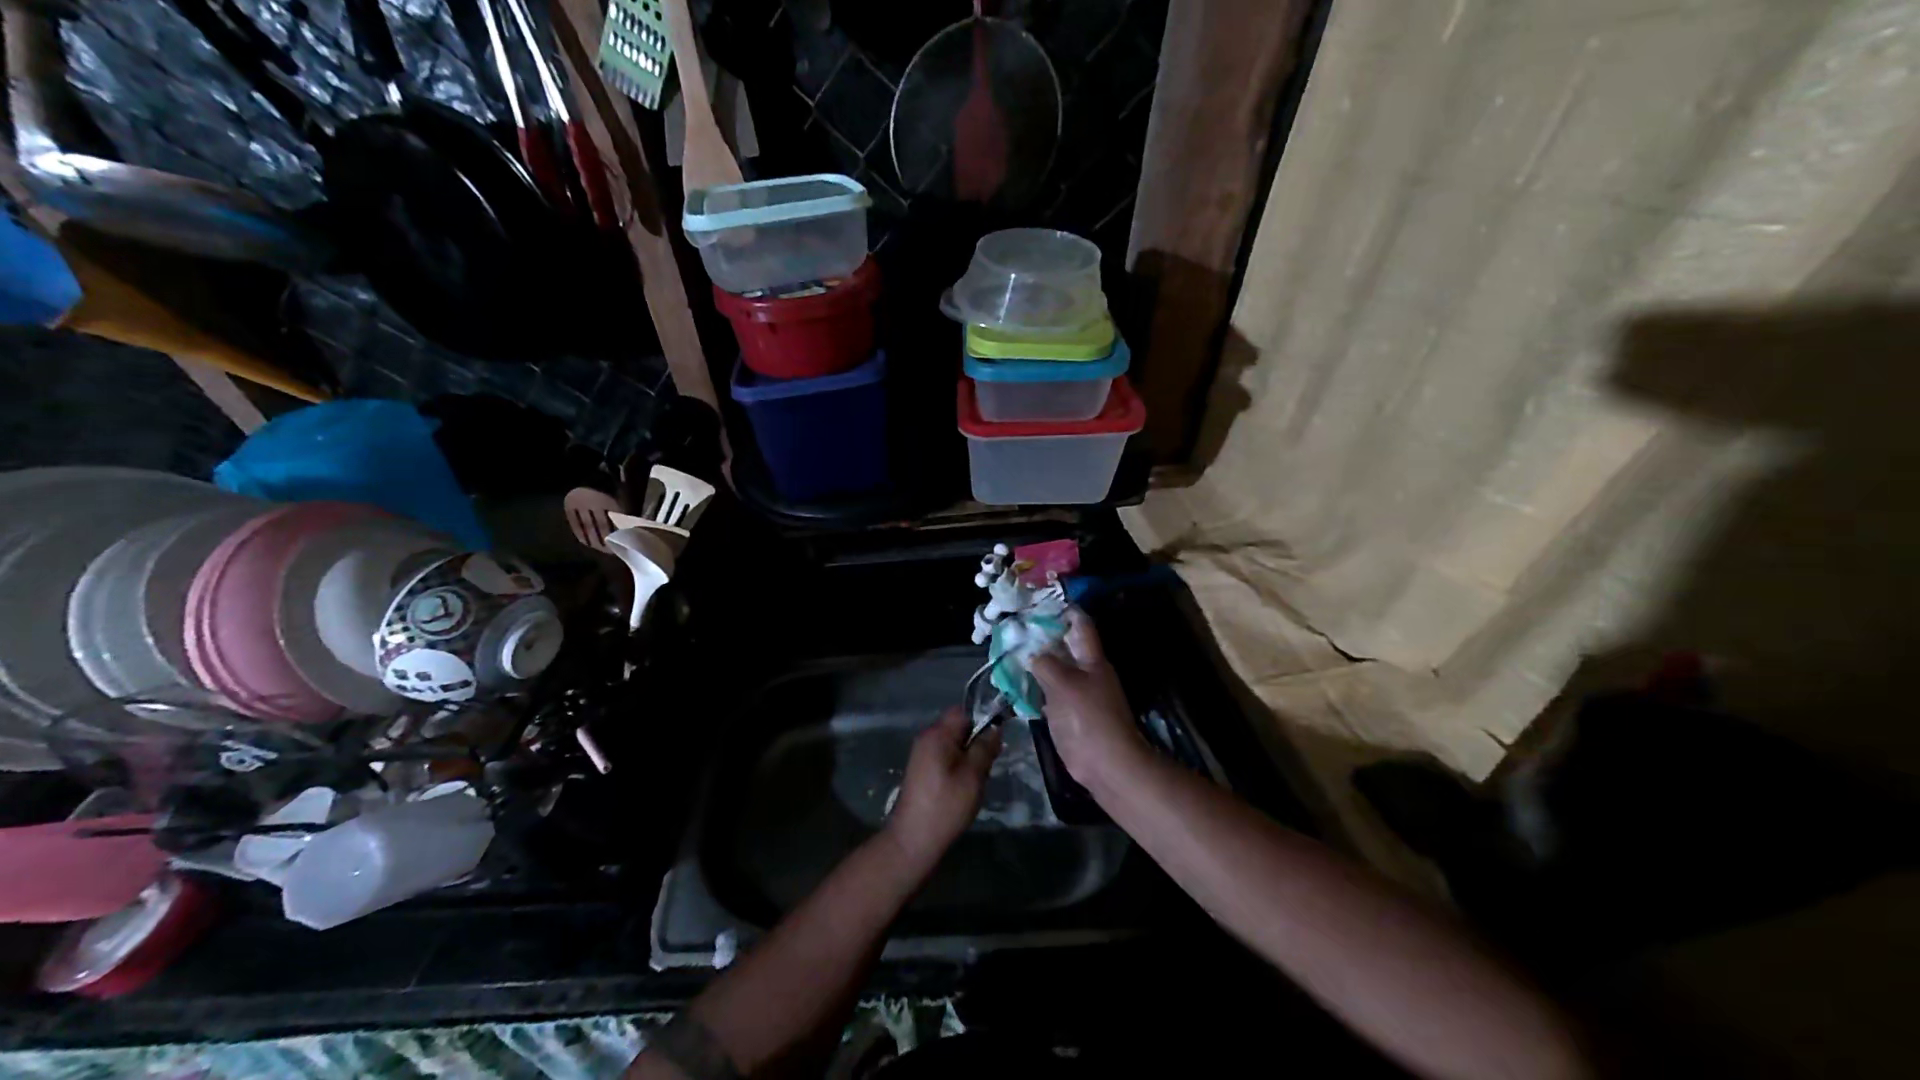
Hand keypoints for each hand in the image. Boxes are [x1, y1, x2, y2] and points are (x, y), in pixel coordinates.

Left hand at [885, 707, 1000, 865]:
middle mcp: (926, 738)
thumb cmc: (946, 805)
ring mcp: (922, 754)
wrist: (913, 838)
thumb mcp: (973, 775)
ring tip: (979, 776)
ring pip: (954, 743)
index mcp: (937, 734)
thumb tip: (995, 728)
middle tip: (991, 761)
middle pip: (958, 726)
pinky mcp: (922, 769)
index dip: (983, 718)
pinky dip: (959, 764)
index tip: (998, 736)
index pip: (963, 711)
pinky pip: (946, 756)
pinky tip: (966, 785)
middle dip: (977, 739)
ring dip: (969, 754)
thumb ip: (985, 748)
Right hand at [1029, 609, 1147, 786]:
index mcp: (1092, 660)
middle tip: (1012, 629)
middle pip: (1063, 647)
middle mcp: (1085, 672)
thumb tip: (1031, 654)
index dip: (1063, 611)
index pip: (1080, 625)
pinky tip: (1014, 684)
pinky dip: (1033, 688)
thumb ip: (1046, 664)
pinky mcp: (1068, 713)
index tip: (1037, 604)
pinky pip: (1048, 693)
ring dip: (1034, 663)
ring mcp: (1077, 694)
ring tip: (1007, 653)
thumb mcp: (1064, 684)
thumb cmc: (1089, 718)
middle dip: (1040, 638)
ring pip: (1053, 670)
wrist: (1105, 763)